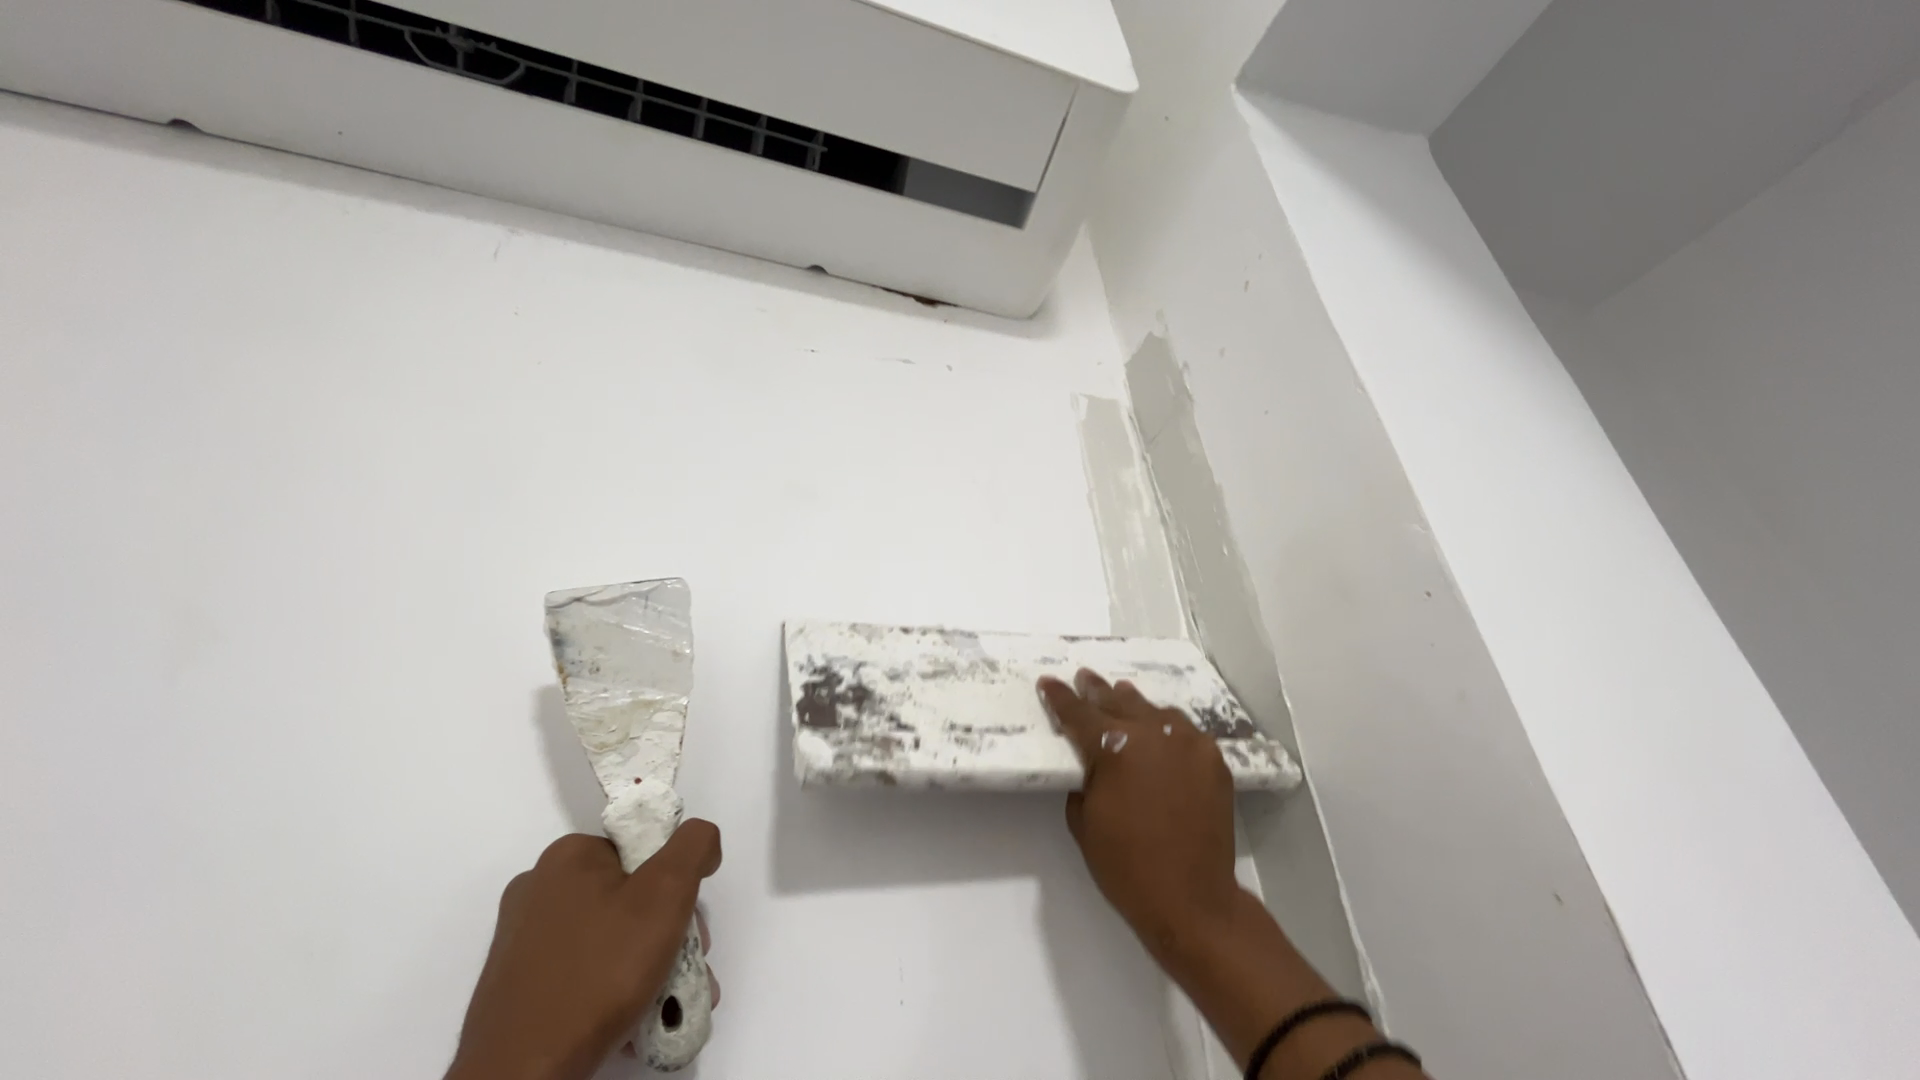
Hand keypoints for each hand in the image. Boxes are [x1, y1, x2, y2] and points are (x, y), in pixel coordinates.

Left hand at [446, 822, 721, 1079]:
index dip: (676, 888)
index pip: (644, 853)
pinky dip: (612, 988)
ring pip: (609, 938)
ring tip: (665, 1005)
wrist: (522, 1071)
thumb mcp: (666, 894)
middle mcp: (538, 888)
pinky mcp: (516, 983)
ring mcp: (522, 938)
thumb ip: (693, 847)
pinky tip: (632, 1020)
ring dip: (647, 966)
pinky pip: (581, 970)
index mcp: (568, 856)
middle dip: (667, 935)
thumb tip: (700, 835)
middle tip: (685, 972)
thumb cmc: (599, 973)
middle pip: (629, 896)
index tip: (688, 930)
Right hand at [1039, 669, 1241, 961]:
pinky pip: (1184, 732)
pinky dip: (1165, 728)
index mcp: (1115, 747)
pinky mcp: (1214, 760)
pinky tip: (1158, 731)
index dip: (1060, 698)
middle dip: (1096, 690)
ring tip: (1120, 695)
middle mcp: (1154, 733)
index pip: (1078, 713)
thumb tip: (1093, 761)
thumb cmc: (1125, 865)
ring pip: (1155, 711)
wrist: (1191, 899)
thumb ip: (1084, 778)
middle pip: (1118, 702)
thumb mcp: (1083, 819)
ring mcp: (1190, 743)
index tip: (1048, 682)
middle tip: (1084, 677)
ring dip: (1133, 705)